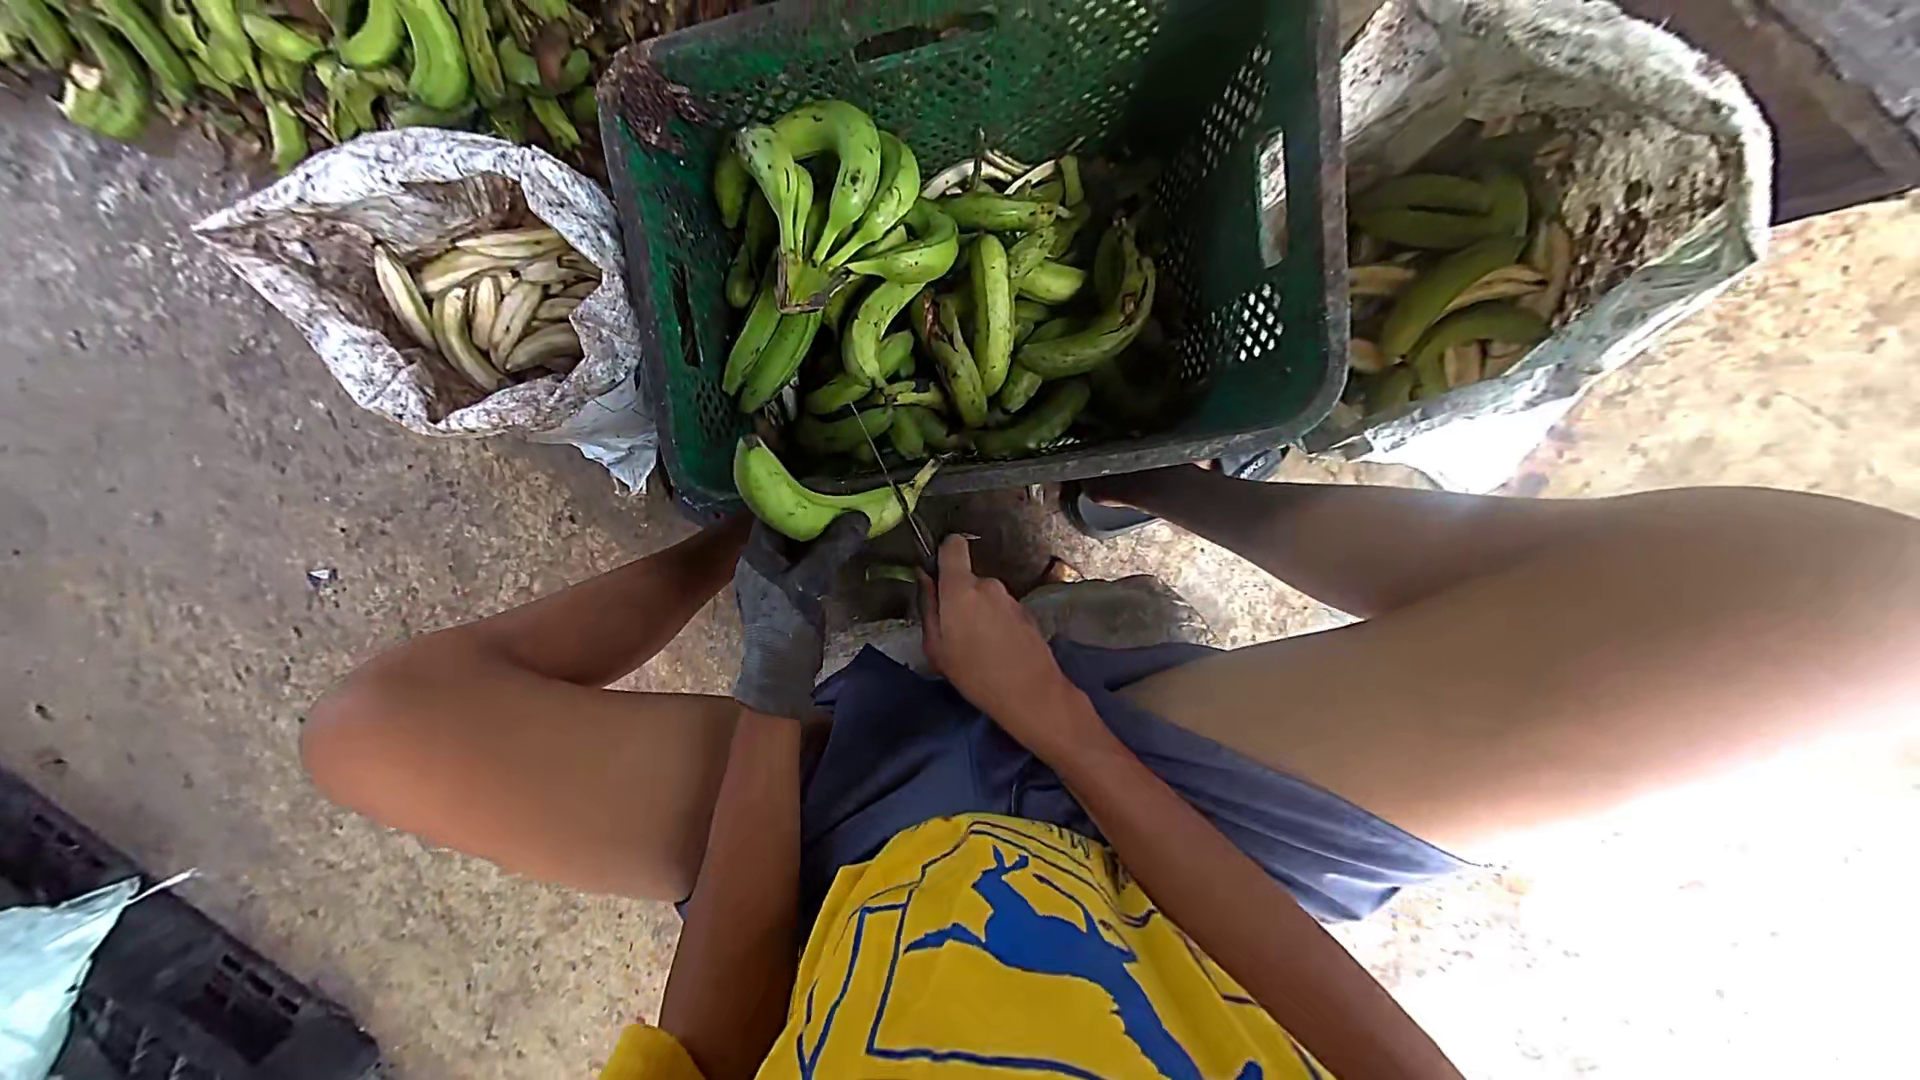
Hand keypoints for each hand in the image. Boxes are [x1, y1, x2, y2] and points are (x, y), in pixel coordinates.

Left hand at [732, 515, 866, 718]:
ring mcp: (774, 578)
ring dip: (817, 533)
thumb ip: (833, 547)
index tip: (822, 484)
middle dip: (810, 513)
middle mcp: (761, 561)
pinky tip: (839, 546)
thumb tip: (858, 517)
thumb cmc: (786, 622)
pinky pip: (804, 562)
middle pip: (785, 527)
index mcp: (756, 554)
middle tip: (839, 498)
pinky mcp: (787, 592)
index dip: (794, 496)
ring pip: (796, 545)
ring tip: (844, 516)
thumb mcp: (810, 581)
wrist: (781, 670)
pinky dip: (820, 551)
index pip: (771, 513)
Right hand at [920, 535, 1102, 759]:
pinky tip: (999, 650)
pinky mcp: (1027, 612)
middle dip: (960, 598)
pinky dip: (997, 623)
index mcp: (961, 589)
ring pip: (986, 597)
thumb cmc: (975, 674)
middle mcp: (989, 584)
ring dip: (980, 613)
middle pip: (968, 580)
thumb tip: (925, 578)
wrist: (1032, 694)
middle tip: (956, 633)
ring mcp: (1011, 598)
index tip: (939, 575)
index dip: (944, 554)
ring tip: (979, 647)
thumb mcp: (937, 648)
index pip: (953, 546)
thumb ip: (928, 607)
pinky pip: (1002, 610)